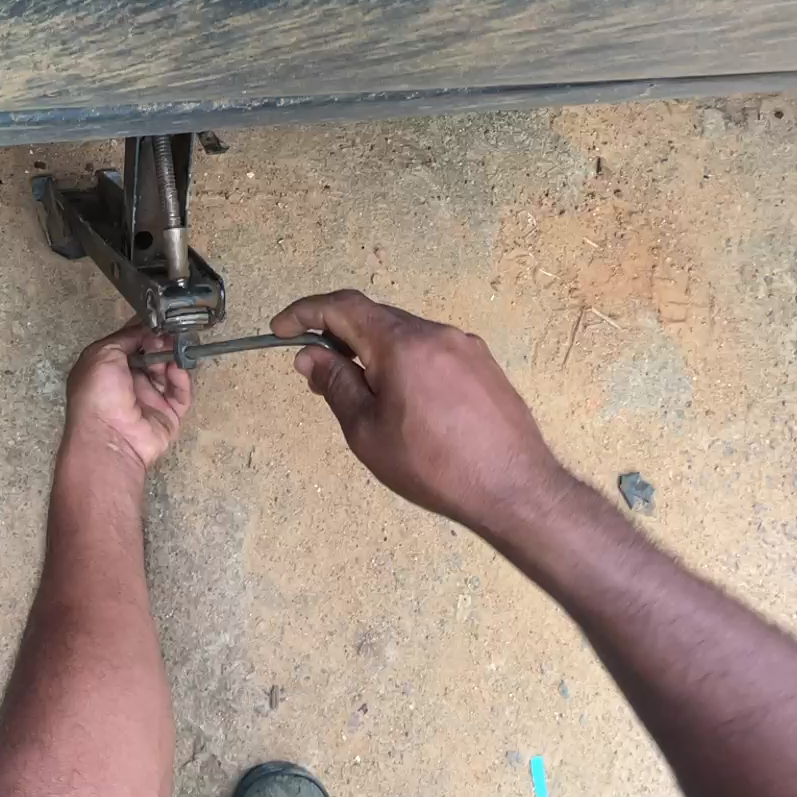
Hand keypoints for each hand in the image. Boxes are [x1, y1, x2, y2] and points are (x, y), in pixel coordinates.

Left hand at [63, 322, 192, 472]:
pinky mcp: (167, 414)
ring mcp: (149, 398)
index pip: (131, 343)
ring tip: (173, 349)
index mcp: (108, 368)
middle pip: (153, 355)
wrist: (109, 437)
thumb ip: (126, 337)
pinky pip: (180, 392)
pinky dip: (181, 378)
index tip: (157, 320)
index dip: (144, 330)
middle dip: (161, 342)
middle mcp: (128, 382)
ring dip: (171, 357)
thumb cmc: (96, 396)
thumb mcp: (102, 354)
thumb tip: (145, 329)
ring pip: (168, 371)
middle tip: (167, 335)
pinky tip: (177, 368)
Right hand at [272, 290, 570, 530]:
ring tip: (354, 388)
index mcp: (402, 343)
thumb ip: (336, 384)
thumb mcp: (367, 430)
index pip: (342, 307)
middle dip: (334, 333)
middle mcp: (435, 332)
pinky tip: (396, 395)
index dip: (304, 312)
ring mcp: (464, 346)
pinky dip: (398, 358)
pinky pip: (427, 348)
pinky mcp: (482, 364)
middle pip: (372, 316)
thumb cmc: (431, 465)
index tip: (279, 331)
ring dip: (367, 348)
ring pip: (401, 332)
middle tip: (312, 369)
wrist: (516, 490)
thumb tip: (310, 355)